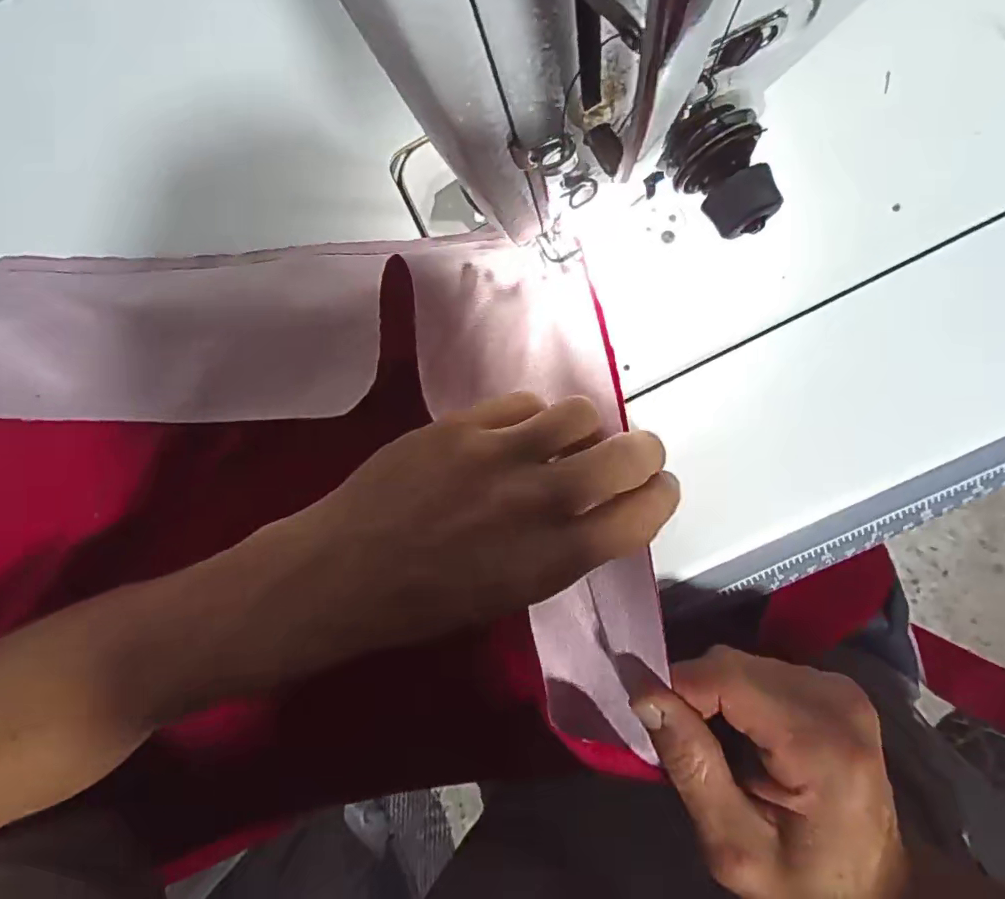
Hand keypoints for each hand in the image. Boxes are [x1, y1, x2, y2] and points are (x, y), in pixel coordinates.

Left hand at [254, 392, 679, 652]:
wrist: (344, 569)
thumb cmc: (424, 603)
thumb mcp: (510, 594)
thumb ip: (562, 549)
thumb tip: (595, 506)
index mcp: (553, 559)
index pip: (641, 514)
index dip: (660, 494)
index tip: (658, 485)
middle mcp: (537, 501)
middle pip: (627, 453)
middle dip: (643, 450)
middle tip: (632, 450)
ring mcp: (496, 454)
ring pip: (577, 413)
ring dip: (583, 427)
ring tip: (563, 438)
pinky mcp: (460, 425)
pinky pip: (521, 403)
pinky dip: (529, 417)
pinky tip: (511, 432)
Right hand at [630, 646, 907, 898]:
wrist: (874, 892)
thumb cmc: (802, 881)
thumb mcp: (734, 846)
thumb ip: (689, 764)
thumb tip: (641, 690)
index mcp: (823, 744)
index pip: (725, 676)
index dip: (676, 688)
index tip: (654, 724)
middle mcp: (836, 700)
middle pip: (730, 665)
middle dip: (694, 696)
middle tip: (686, 747)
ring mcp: (840, 688)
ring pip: (739, 662)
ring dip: (713, 694)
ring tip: (716, 745)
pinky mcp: (835, 685)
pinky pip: (758, 667)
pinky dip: (735, 693)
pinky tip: (743, 733)